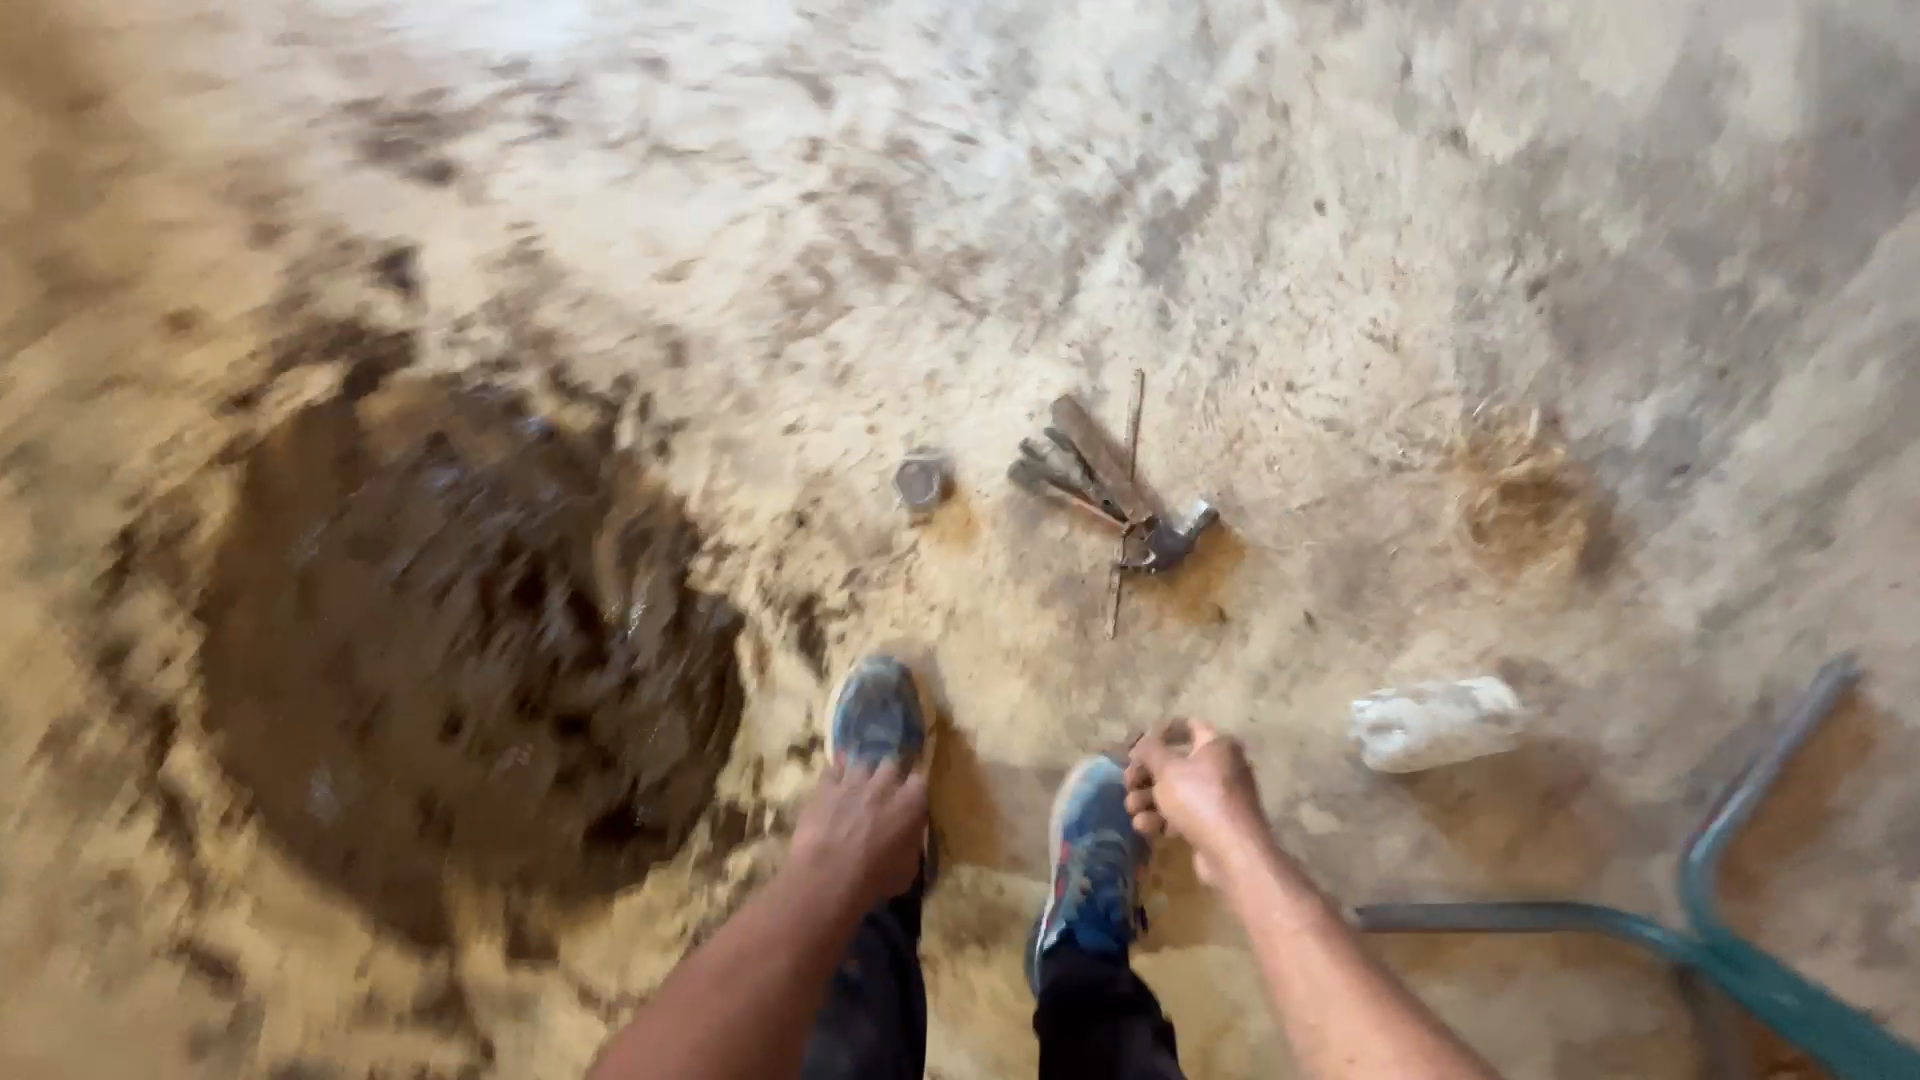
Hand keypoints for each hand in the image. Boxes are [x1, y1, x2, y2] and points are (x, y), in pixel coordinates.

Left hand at [788, 760, 927, 909]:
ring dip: (862, 776)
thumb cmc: (874, 880)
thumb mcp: (908, 869)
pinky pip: (833, 768)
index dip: (914, 789)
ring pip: (862, 764)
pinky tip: (835, 780)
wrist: (828, 877)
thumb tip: (908, 838)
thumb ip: (911, 844)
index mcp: (911, 803)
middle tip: (884, 793)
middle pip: (891, 764)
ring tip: (857, 790)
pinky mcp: (826, 786)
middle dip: (889, 776)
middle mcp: (885, 784)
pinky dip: (836, 773)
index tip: (911, 800)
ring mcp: (854, 781)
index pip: (921, 780)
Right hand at [1126, 721, 1270, 886]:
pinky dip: (1163, 819)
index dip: (1161, 732)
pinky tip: (1146, 828)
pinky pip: (1184, 814)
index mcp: (1217, 746)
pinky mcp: (1213, 825)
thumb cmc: (1199, 799)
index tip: (1138, 745)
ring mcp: (1219, 798)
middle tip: (1128, 784)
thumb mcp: (1167, 768)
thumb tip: (1141, 745)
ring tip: (1132, 810)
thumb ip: (1149, 750)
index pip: (1188, 726)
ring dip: (1149, 800)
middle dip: (1146, 775)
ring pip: (1176, 791)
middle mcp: (1222, 768)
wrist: (1233, 854)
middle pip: (1175, 763)